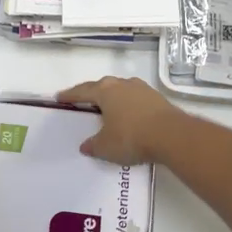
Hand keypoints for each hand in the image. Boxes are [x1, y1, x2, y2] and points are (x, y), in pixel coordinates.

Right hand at [57, 76, 184, 165]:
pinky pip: (136, 99)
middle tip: (84, 101)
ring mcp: (141, 89)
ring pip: (121, 91)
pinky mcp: (157, 98)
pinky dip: (129, 106)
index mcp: (105, 91)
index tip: (60, 97)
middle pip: (102, 87)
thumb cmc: (131, 137)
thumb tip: (85, 146)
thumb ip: (93, 145)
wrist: (171, 135)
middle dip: (92, 94)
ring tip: (108, 109)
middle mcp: (122, 85)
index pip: (82, 91)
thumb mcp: (106, 147)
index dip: (70, 96)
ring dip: (113, 98)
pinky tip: (130, 116)